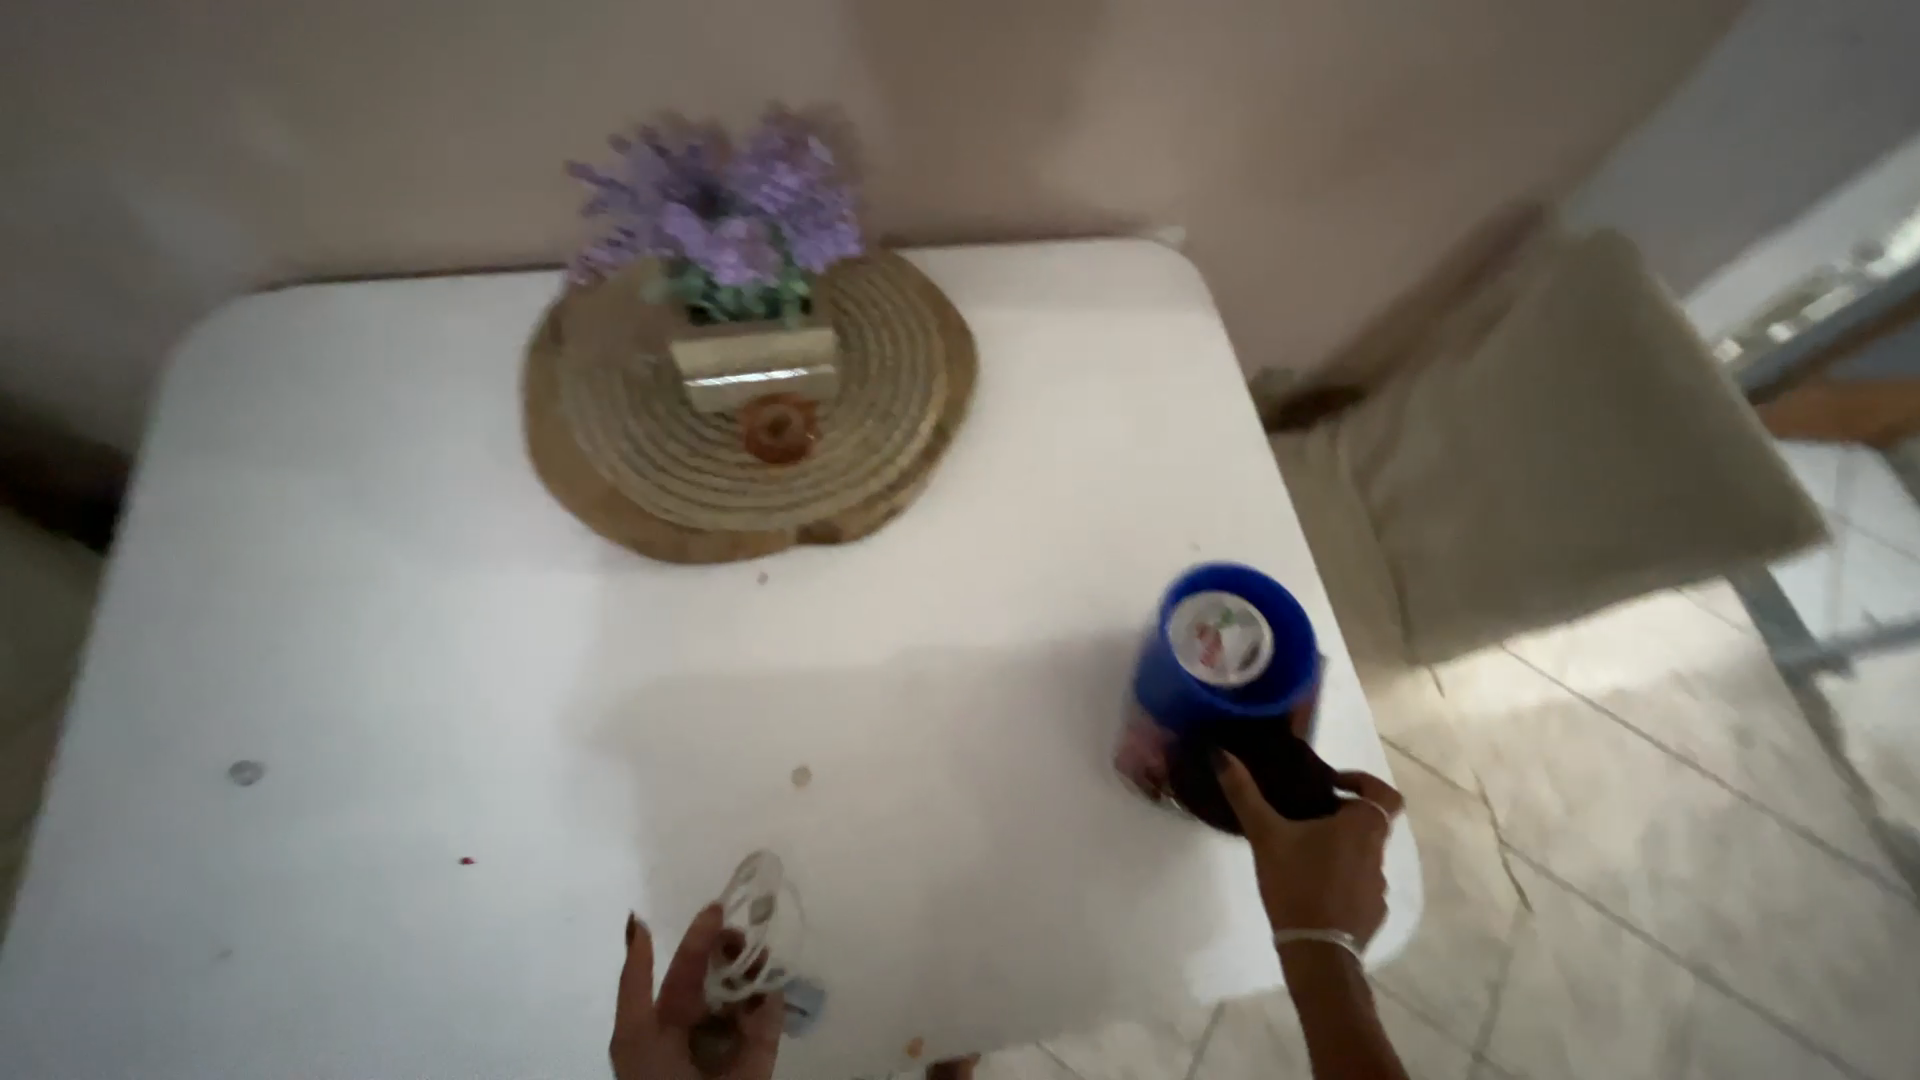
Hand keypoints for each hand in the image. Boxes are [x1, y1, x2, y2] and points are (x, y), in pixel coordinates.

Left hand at [611, 905, 784, 1079]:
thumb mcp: (632, 1033)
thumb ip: (635, 977)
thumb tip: (637, 920)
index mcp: (673, 1012)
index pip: (688, 965)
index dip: (699, 936)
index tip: (715, 908)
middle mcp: (707, 1014)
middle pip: (725, 966)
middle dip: (731, 943)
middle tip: (739, 932)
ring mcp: (739, 1027)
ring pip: (752, 979)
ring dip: (753, 960)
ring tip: (754, 956)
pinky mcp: (766, 1042)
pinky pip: (772, 1005)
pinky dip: (771, 988)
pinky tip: (764, 981)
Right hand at [1216, 753, 1402, 947]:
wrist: (1317, 953)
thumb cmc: (1296, 884)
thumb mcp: (1264, 835)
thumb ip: (1243, 793)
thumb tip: (1220, 753)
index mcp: (1360, 829)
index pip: (1385, 794)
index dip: (1364, 782)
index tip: (1331, 785)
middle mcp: (1377, 854)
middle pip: (1370, 822)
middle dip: (1339, 814)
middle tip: (1303, 814)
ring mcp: (1378, 887)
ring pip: (1363, 853)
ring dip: (1338, 846)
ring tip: (1301, 851)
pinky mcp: (1371, 912)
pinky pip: (1359, 883)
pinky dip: (1340, 877)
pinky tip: (1310, 885)